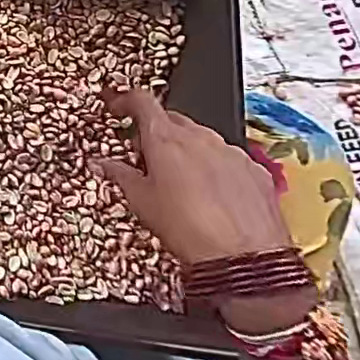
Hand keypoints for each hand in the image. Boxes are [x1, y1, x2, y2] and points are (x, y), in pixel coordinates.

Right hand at [91, 90, 292, 264]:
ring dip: (186, 150)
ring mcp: (231, 152)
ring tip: (178, 181)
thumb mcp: (140, 201)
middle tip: (144, 156)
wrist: (244, 259)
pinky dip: (214, 167)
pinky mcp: (256, 170)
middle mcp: (200, 138)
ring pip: (201, 139)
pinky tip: (209, 194)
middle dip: (155, 131)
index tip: (118, 107)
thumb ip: (119, 174)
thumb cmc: (188, 229)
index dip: (126, 100)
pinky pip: (228, 158)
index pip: (142, 101)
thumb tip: (103, 164)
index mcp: (165, 140)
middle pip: (171, 119)